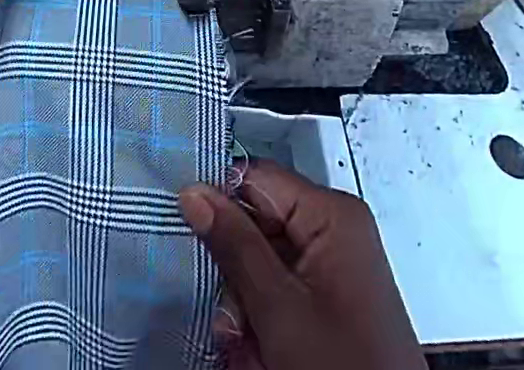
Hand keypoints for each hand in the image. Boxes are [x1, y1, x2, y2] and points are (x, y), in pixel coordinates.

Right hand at [178, 160, 424, 369]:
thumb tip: (193, 193)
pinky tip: (260, 347)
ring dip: (241, 299)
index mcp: (331, 214)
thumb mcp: (279, 309)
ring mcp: (328, 260)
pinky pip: (273, 282)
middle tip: (231, 315)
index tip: (191, 228)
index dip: (218, 201)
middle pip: (252, 219)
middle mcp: (331, 227)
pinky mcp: (324, 290)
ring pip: (256, 256)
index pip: (253, 176)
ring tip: (249, 342)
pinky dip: (259, 314)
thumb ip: (234, 244)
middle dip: (232, 268)